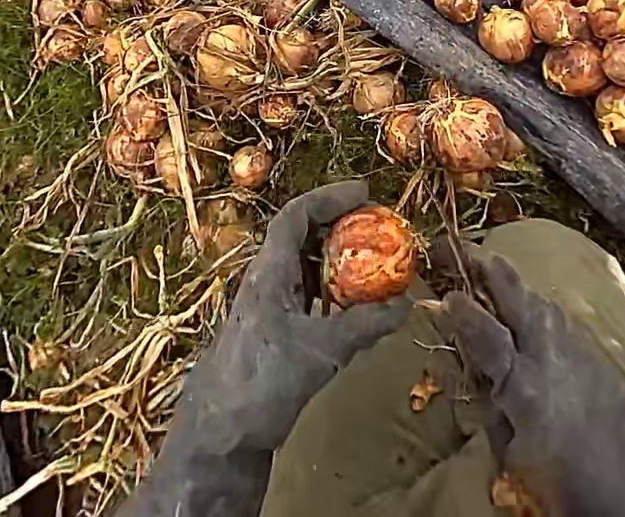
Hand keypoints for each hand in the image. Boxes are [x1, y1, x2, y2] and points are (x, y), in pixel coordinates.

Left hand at [120, 181, 411, 516]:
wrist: (220, 432)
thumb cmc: (262, 380)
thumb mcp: (321, 350)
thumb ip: (365, 326)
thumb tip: (404, 305)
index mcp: (270, 269)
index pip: (296, 215)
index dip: (329, 197)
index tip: (363, 192)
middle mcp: (267, 276)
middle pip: (303, 233)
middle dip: (339, 223)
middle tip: (375, 224)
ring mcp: (269, 300)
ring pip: (305, 262)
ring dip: (336, 256)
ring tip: (370, 257)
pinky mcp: (274, 324)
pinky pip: (306, 289)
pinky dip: (331, 286)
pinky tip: (352, 302)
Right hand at [440, 244, 624, 516]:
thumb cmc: (567, 472)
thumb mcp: (514, 447)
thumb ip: (489, 398)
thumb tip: (468, 360)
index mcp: (523, 382)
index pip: (484, 331)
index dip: (461, 310)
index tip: (444, 296)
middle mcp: (546, 347)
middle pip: (510, 288)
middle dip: (477, 262)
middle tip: (448, 249)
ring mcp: (568, 336)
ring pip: (528, 291)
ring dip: (501, 276)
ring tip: (477, 268)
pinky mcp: (584, 337)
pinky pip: (544, 305)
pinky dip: (522, 296)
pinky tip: (513, 304)